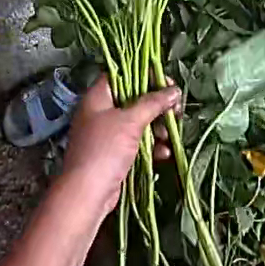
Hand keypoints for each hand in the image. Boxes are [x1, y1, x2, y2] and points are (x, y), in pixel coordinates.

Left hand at [55, 75, 180, 214]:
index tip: (167, 83)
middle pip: (133, 99)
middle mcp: (100, 111)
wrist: (88, 190)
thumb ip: (152, 103)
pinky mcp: (114, 153)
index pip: (121, 74)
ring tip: (169, 135)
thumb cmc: (105, 149)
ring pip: (138, 122)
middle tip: (176, 112)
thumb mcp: (130, 121)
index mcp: (97, 97)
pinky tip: (164, 153)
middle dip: (156, 106)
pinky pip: (137, 142)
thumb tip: (173, 89)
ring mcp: (107, 133)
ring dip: (157, 127)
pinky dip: (151, 145)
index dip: (144, 76)